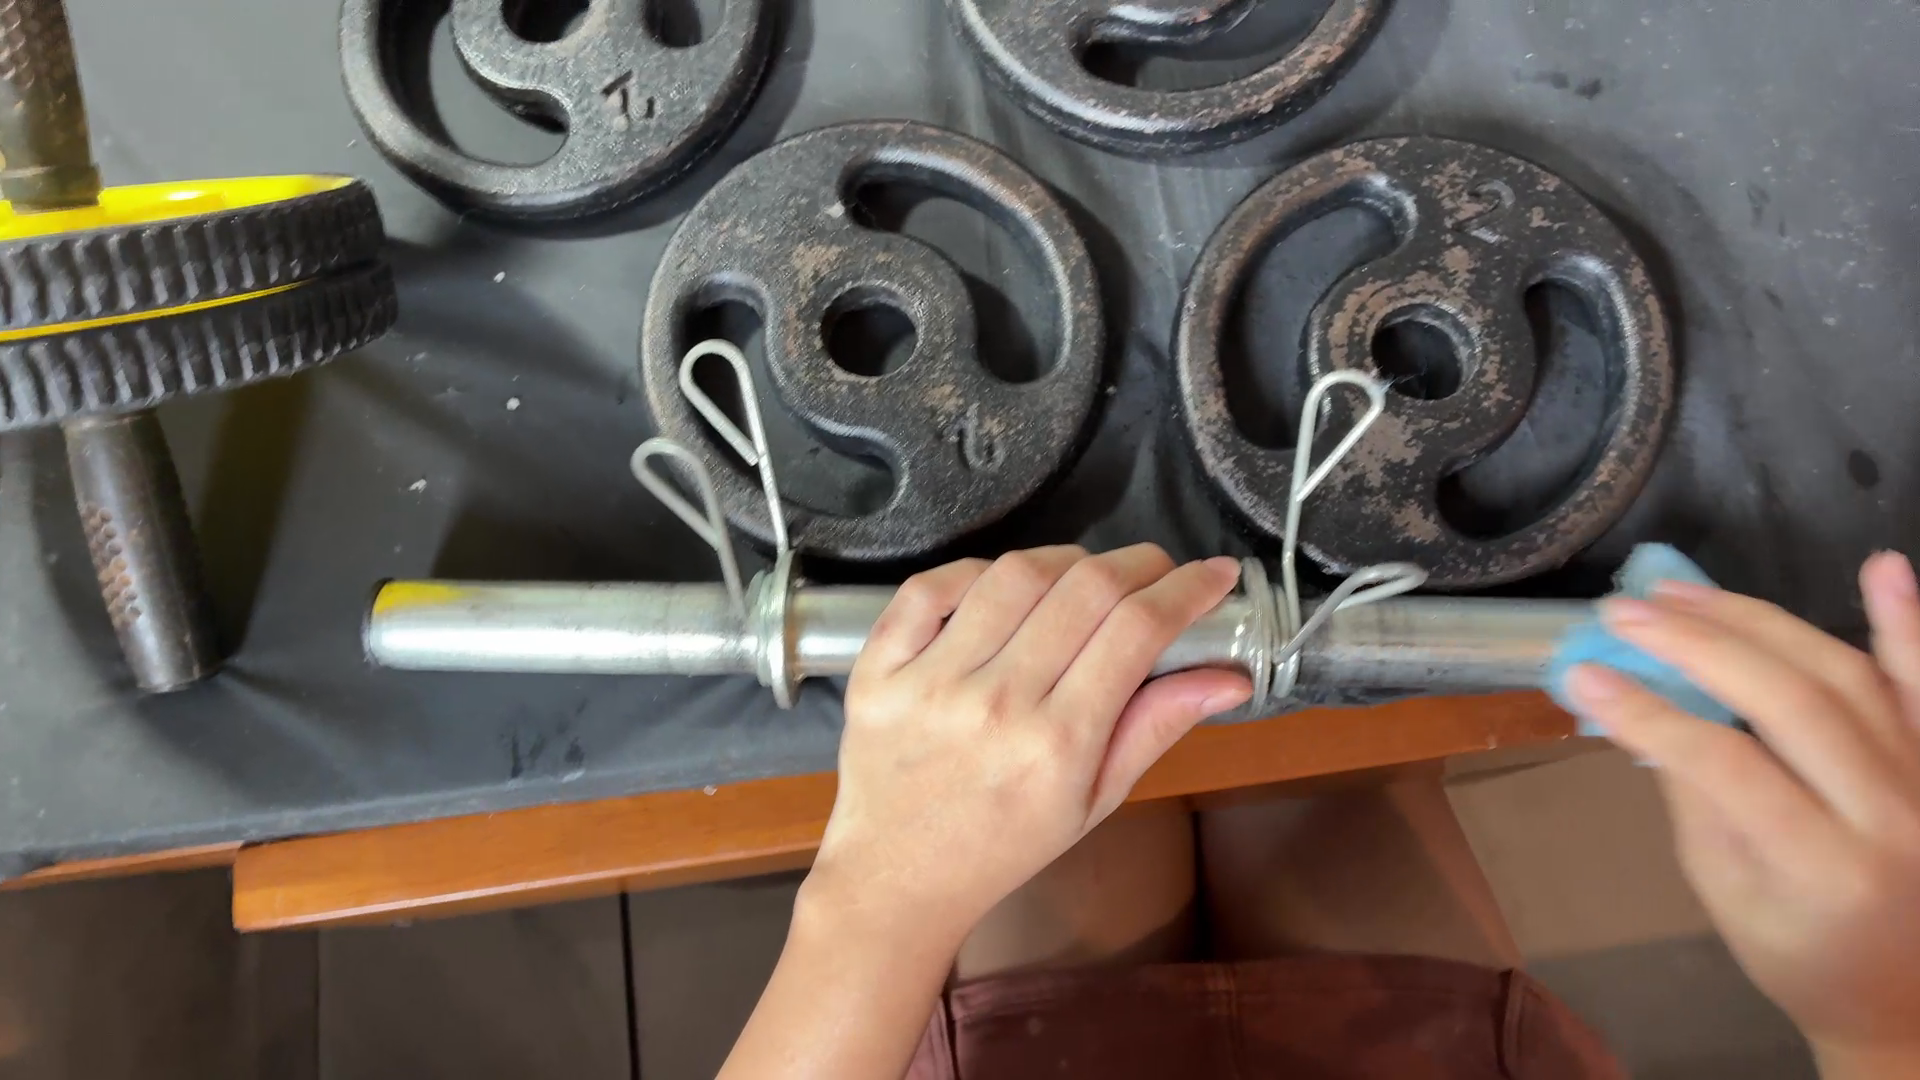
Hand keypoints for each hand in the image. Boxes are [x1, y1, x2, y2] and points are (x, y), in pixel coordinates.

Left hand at [807, 544, 1252, 942]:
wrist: (896, 874)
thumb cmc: (1004, 844)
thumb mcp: (1094, 801)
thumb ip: (1156, 728)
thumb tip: (1231, 676)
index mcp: (1058, 742)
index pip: (1137, 629)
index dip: (1188, 588)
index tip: (1214, 574)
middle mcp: (995, 700)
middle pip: (1084, 589)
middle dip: (1140, 563)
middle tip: (1156, 570)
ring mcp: (929, 679)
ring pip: (1015, 575)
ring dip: (1065, 560)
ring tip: (1083, 577)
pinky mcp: (878, 666)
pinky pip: (930, 587)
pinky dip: (976, 570)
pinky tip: (1001, 587)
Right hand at [1565, 552, 1919, 1071]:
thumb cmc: (1799, 951)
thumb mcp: (1722, 886)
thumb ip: (1691, 789)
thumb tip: (1633, 704)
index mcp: (1826, 863)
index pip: (1721, 760)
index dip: (1643, 711)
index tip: (1577, 672)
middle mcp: (1901, 815)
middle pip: (1791, 699)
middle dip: (1692, 643)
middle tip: (1618, 610)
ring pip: (1849, 674)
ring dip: (1755, 619)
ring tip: (1676, 591)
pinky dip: (1909, 622)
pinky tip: (1880, 567)